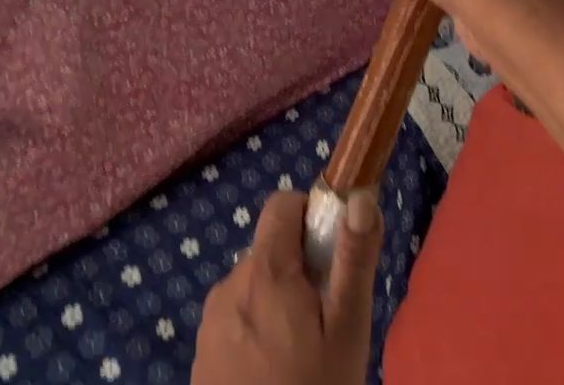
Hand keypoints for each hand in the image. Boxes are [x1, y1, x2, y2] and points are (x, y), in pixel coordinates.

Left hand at [192, 191, 381, 384]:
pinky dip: (260, 327)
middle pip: (271, 248)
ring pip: (256, 284)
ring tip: (305, 350)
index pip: (281, 205)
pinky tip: (278, 370)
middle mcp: (229, 287)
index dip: (311, 214)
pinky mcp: (202, 355)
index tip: (332, 252)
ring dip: (282, 298)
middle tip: (328, 314)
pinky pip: (238, 317)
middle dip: (302, 266)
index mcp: (264, 272)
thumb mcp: (348, 326)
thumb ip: (354, 257)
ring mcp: (210, 323)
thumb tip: (361, 195)